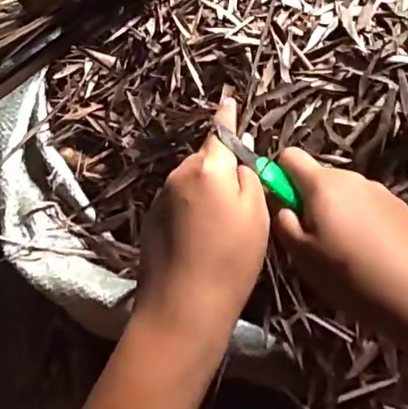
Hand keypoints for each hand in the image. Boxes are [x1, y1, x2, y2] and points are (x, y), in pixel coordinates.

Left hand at [132, 94, 270, 337]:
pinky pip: (179, 201)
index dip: (227, 117)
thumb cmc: (230, 259)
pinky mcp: (151, 219)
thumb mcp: (256, 215)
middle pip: (206, 159)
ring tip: (223, 228)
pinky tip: (201, 240)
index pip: (220, 133)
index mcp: (207, 167)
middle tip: (241, 200)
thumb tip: (237, 161)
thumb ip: (248, 178)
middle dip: (221, 168)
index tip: (228, 100)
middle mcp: (180, 174)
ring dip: (206, 191)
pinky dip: (192, 210)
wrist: (182, 307)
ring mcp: (162, 196)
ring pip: (193, 182)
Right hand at [271, 148, 407, 340]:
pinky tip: (371, 259)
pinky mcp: (399, 208)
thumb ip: (283, 221)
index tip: (284, 208)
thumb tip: (281, 203)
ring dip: (336, 216)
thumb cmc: (353, 276)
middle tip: (314, 244)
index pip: (289, 156)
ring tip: (345, 258)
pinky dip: (361, 225)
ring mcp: (378, 191)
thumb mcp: (303, 256)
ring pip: (343, 196)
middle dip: (310, 203)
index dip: (279, 177)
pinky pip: (366, 208)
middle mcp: (351, 178)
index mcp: (322, 184)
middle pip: (317, 179)